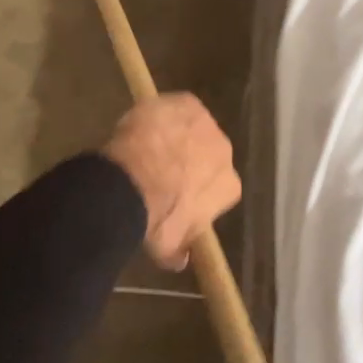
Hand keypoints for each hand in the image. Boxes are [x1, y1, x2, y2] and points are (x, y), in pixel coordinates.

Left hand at [101, 93, 240, 271]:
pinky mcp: (188, 102)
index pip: (219, 185)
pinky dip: (164, 111)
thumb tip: (181, 259)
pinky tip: (146, 120)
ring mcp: (206, 124)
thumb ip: (179, 250)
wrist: (133, 184)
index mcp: (229, 187)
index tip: (177, 192)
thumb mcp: (169, 248)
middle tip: (161, 167)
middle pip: (209, 151)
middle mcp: (225, 152)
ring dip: (177, 133)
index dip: (198, 187)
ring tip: (150, 143)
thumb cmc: (156, 220)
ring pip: (194, 126)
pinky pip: (178, 105)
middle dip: (191, 157)